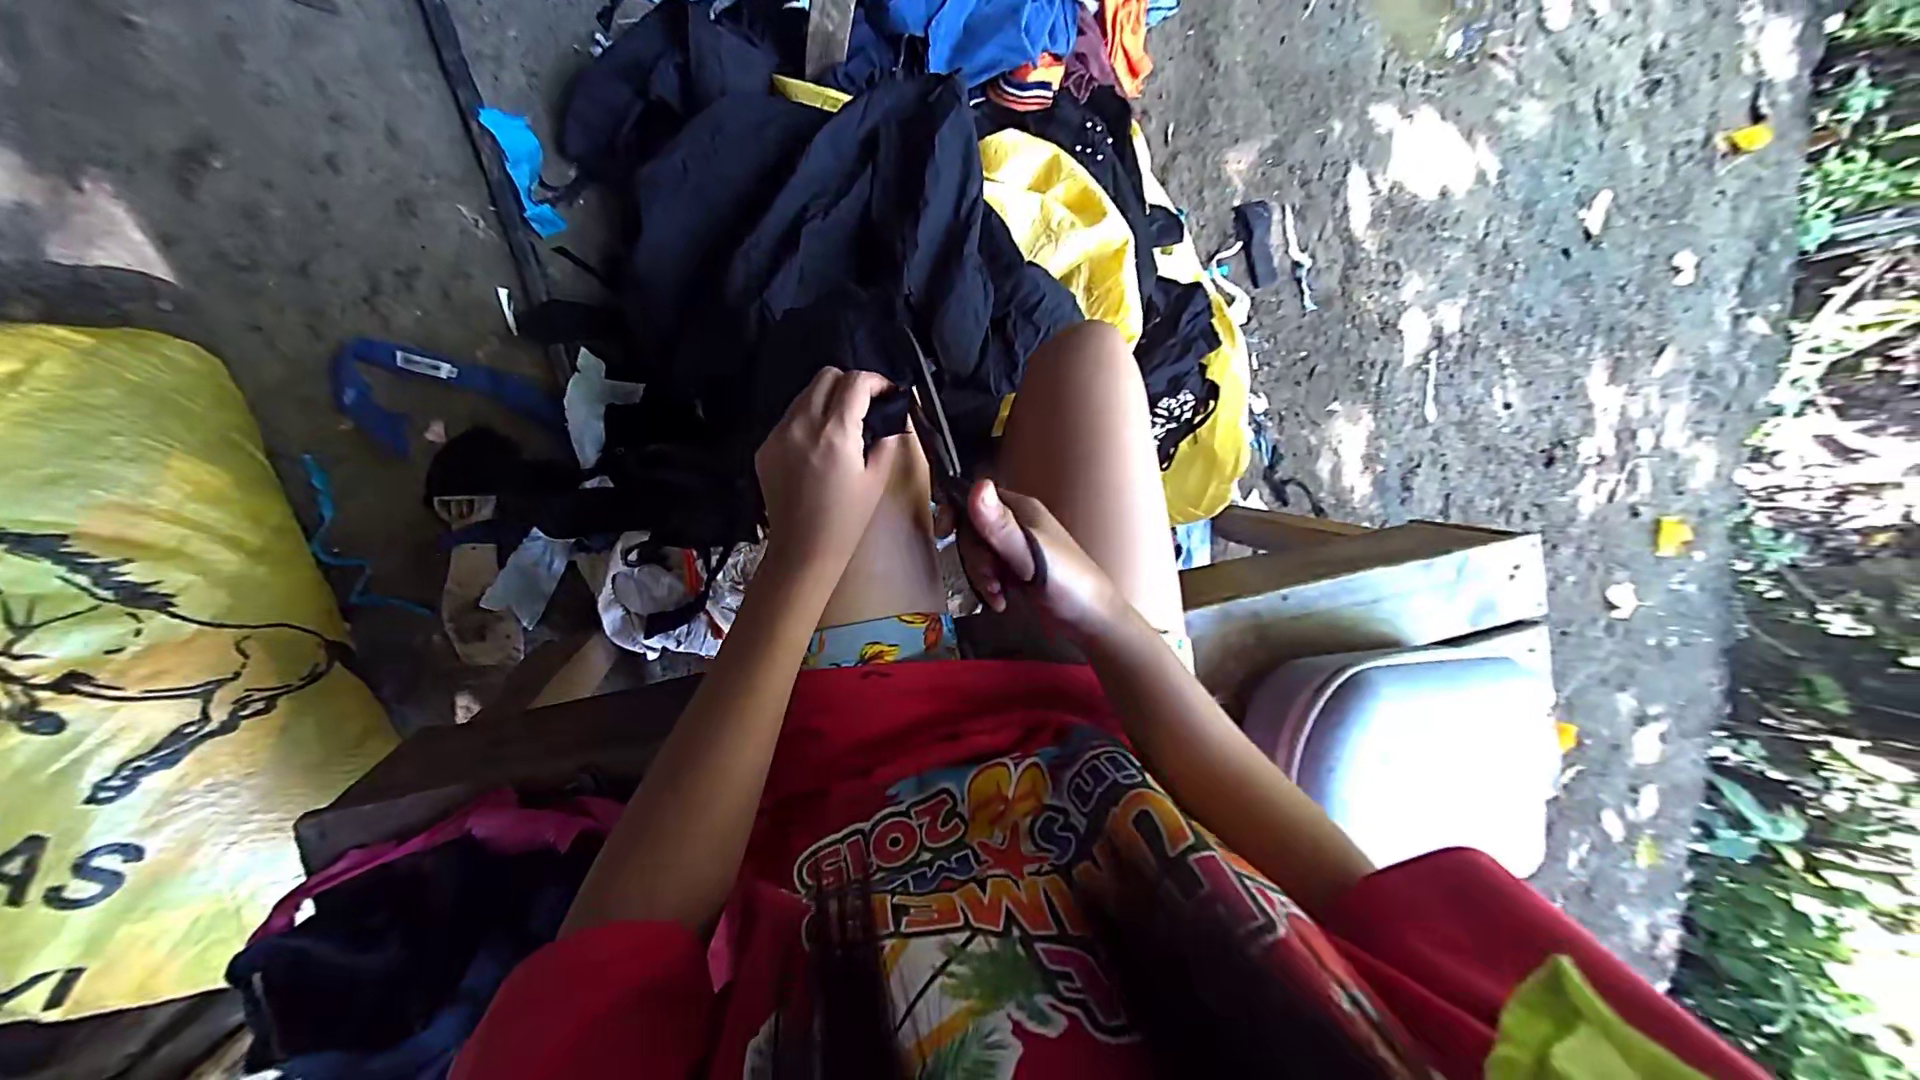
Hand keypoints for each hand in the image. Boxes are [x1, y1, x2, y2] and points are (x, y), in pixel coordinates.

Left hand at [756, 367, 903, 577]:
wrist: (802, 550)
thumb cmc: (845, 521)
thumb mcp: (875, 480)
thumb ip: (885, 441)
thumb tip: (891, 420)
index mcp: (835, 433)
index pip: (855, 382)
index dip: (876, 381)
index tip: (886, 392)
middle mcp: (802, 425)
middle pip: (826, 376)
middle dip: (849, 383)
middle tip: (864, 405)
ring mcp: (779, 435)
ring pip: (804, 394)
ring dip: (827, 399)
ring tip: (842, 425)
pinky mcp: (765, 447)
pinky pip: (789, 418)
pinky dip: (807, 420)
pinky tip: (818, 446)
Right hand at [958, 480, 1128, 640]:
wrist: (1091, 621)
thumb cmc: (1067, 581)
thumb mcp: (1030, 553)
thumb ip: (1000, 525)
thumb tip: (975, 485)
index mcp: (1021, 509)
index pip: (974, 498)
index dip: (955, 513)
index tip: (944, 533)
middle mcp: (1016, 524)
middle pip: (971, 531)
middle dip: (974, 558)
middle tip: (992, 577)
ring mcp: (1015, 549)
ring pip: (977, 554)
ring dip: (981, 576)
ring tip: (999, 594)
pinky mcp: (1015, 572)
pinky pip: (987, 573)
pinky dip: (989, 587)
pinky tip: (1002, 602)